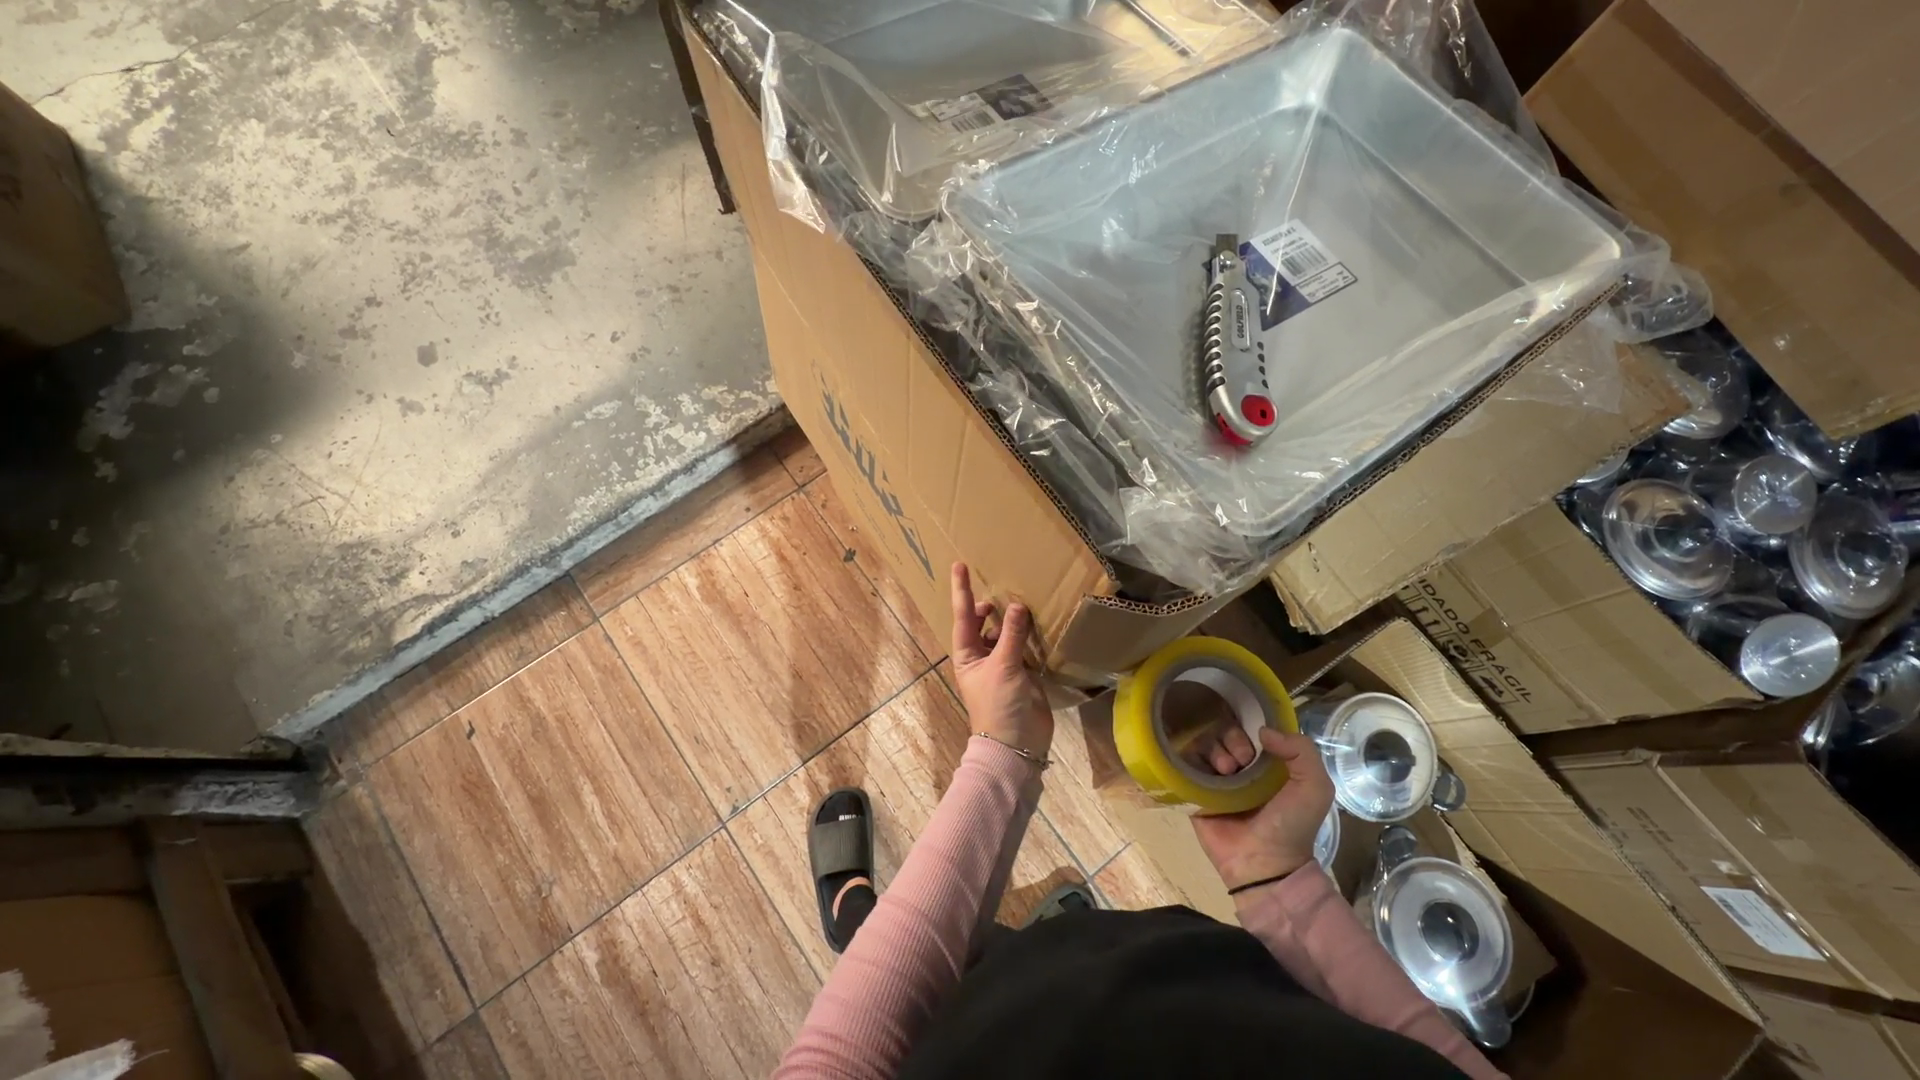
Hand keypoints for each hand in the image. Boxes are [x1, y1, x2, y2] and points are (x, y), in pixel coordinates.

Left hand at [948, 562, 1051, 760]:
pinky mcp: (1022, 675)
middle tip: (997, 591)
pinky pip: (1023, 648)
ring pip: (1003, 636)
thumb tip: (1017, 606)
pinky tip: (1038, 625)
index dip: (962, 592)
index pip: (963, 617)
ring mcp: (1002, 667)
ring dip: (1009, 622)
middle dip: (986, 608)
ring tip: (1021, 604)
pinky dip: (1028, 636)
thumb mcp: (1004, 667)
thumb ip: (1011, 635)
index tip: (959, 566)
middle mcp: (981, 658)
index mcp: (967, 656)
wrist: (1017, 744)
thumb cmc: (1000, 705)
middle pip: (980, 625)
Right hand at [1190, 726, 1334, 893]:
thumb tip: (1262, 731)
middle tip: (1241, 762)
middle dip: (1232, 739)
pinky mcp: (1193, 793)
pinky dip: (1190, 760)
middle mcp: (1239, 767)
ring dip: (1214, 751)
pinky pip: (1183, 764)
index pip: (1250, 728)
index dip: (1250, 727)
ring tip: (1225, 772)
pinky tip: (1203, 775)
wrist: (1264, 863)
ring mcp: (1214, 780)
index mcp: (1266, 763)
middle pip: (1224, 731)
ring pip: (1203, 743)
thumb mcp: (1315, 786)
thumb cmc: (1291, 825)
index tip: (1258, 742)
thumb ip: (1302, 750)